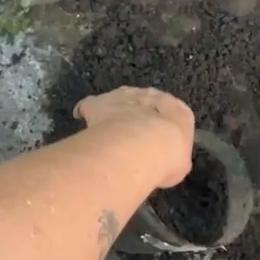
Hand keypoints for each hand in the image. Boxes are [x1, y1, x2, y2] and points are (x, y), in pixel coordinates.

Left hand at [72, 86, 193, 188]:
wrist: (142, 144)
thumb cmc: (167, 158)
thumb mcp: (178, 164)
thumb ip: (171, 158)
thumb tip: (162, 163)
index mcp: (177, 111)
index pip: (172, 112)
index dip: (161, 124)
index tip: (156, 134)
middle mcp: (151, 96)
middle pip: (144, 102)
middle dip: (137, 115)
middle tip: (131, 134)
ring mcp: (124, 96)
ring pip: (118, 99)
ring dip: (114, 112)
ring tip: (107, 128)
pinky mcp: (100, 102)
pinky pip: (91, 104)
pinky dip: (85, 109)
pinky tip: (80, 116)